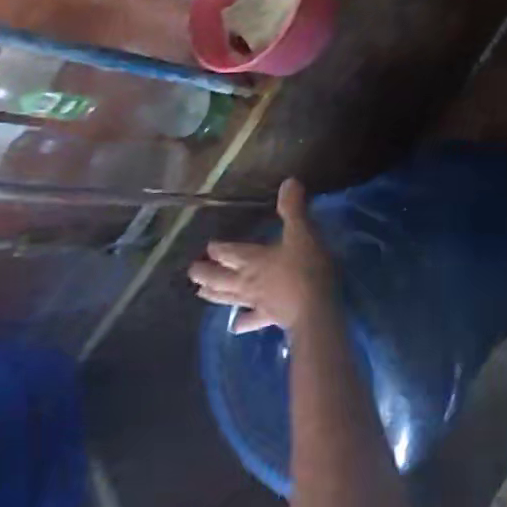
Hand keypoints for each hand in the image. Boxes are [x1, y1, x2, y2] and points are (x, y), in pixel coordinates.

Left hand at [189, 179, 338, 333]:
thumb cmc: (306, 268)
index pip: (226, 252)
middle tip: (193, 270)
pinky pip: (249, 320)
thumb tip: (288, 181)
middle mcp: (246, 280)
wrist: (314, 310)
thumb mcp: (302, 232)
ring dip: (213, 294)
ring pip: (227, 297)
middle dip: (204, 273)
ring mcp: (254, 302)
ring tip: (201, 293)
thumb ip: (293, 208)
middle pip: (218, 277)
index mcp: (252, 259)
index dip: (217, 248)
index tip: (209, 245)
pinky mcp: (266, 318)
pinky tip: (235, 325)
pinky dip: (241, 321)